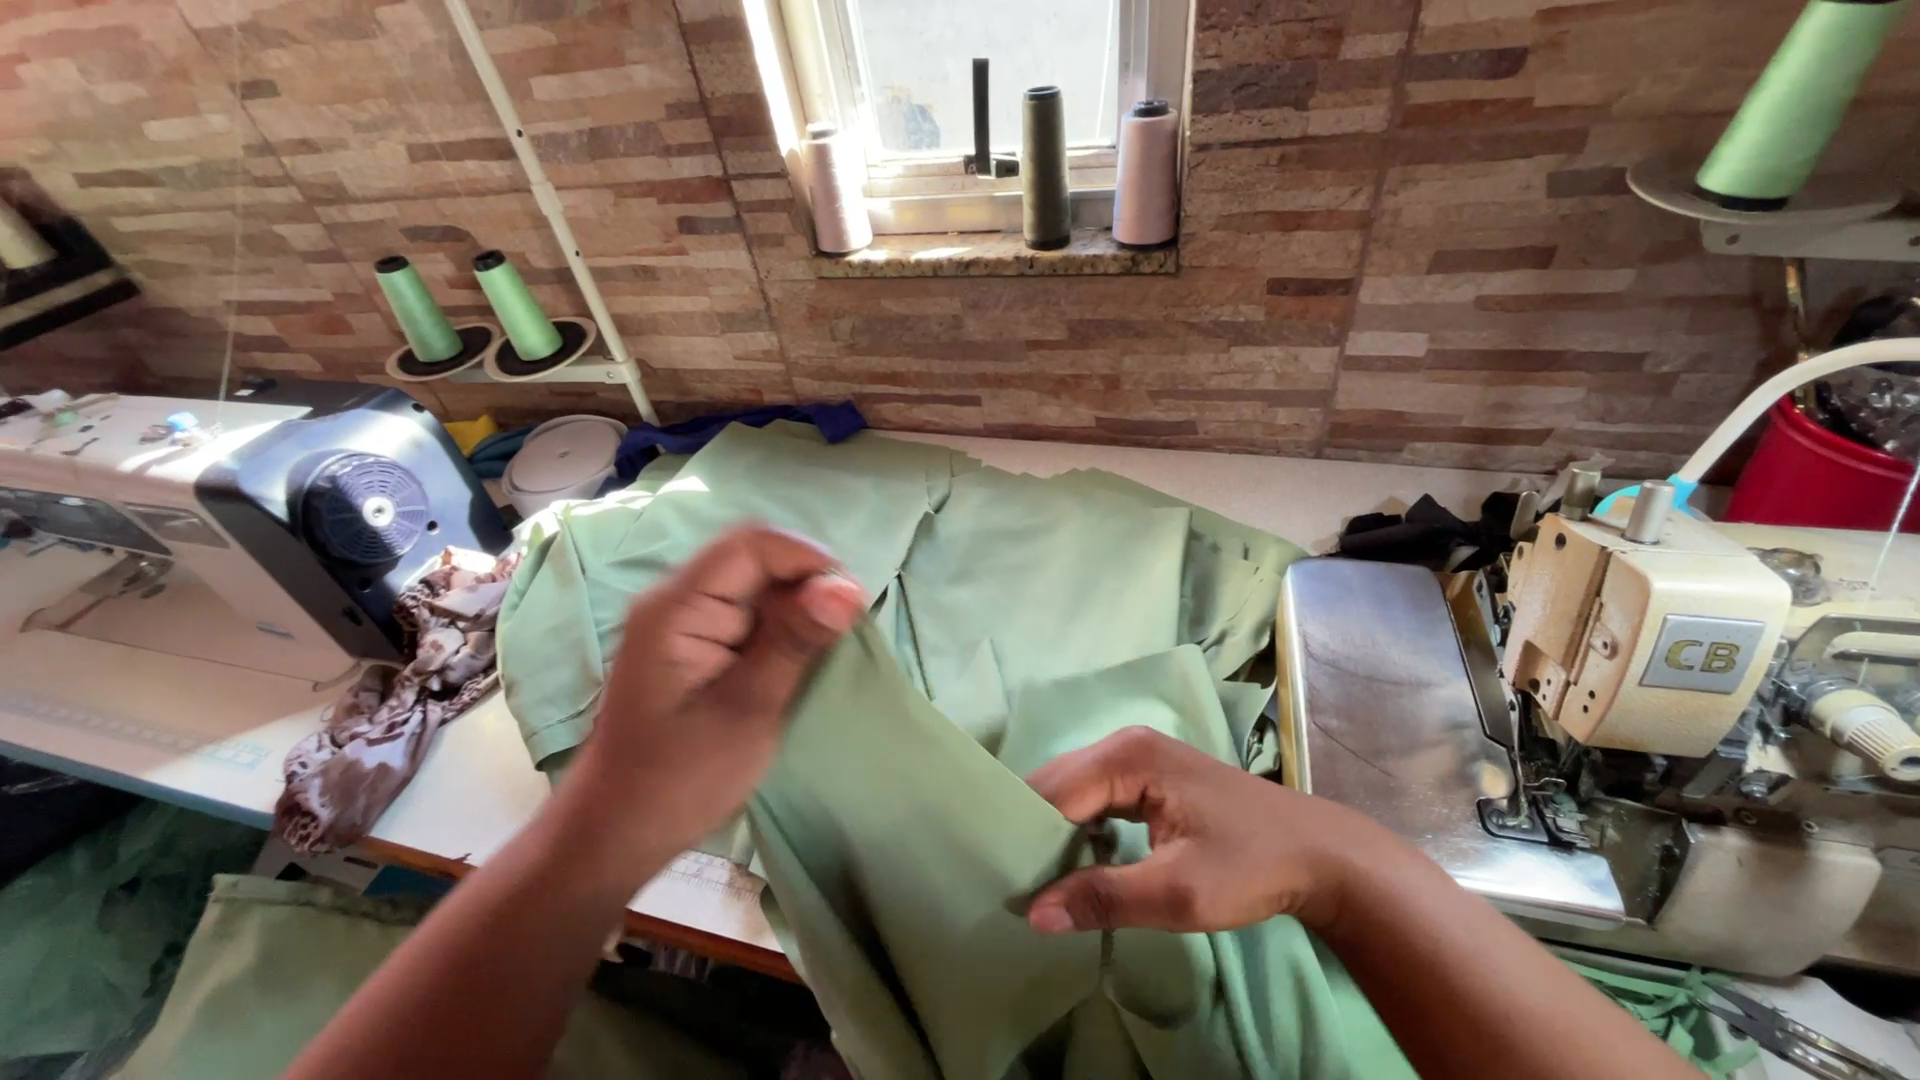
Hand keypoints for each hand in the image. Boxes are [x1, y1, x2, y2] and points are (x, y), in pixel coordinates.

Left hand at [568, 526, 866, 864]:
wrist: (618, 831)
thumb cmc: (680, 778)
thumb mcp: (748, 709)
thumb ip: (795, 641)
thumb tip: (848, 587)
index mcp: (676, 606)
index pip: (751, 544)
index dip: (808, 559)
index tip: (849, 604)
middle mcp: (674, 598)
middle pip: (754, 556)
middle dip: (806, 584)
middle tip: (840, 634)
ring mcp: (681, 620)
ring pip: (755, 583)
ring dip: (796, 607)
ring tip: (822, 651)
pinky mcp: (692, 642)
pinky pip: (746, 611)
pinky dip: (780, 627)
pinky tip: (795, 659)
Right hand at [1024, 726, 1414, 935]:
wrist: (1319, 854)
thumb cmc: (1252, 868)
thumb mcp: (1177, 893)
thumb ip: (1103, 898)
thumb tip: (1033, 915)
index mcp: (1128, 758)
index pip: (1051, 793)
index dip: (1025, 838)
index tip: (1003, 883)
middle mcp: (1123, 744)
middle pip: (1055, 784)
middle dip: (1031, 831)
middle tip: (1012, 883)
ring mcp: (1135, 754)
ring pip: (1070, 789)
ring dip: (1051, 830)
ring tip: (1033, 876)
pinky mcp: (1146, 773)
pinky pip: (1092, 794)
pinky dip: (1075, 825)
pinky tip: (1072, 861)